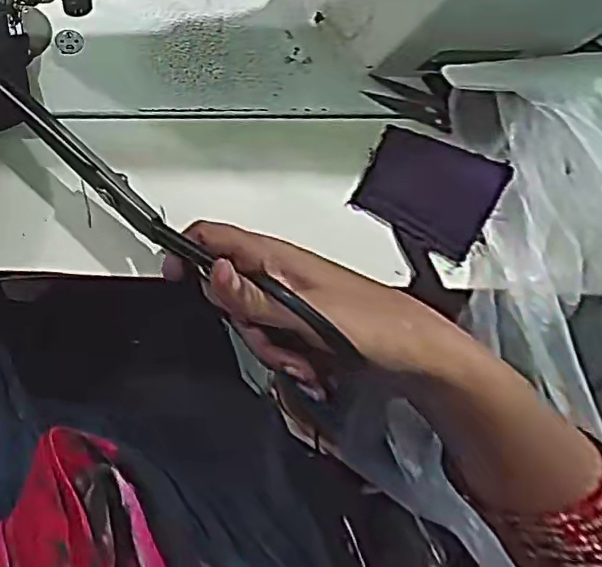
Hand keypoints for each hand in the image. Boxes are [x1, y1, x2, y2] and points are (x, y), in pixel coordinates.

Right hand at [168, 221, 486, 389]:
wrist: (428, 356)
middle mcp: (274, 269)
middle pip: (222, 283)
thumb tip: (211, 271)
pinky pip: (267, 332)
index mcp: (272, 255)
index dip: (184, 250)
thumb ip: (254, 296)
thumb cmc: (379, 325)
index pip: (209, 236)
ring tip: (297, 358)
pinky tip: (306, 364)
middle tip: (261, 334)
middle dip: (235, 316)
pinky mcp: (297, 318)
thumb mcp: (308, 314)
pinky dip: (280, 352)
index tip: (173, 275)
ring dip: (263, 342)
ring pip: (244, 314)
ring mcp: (286, 294)